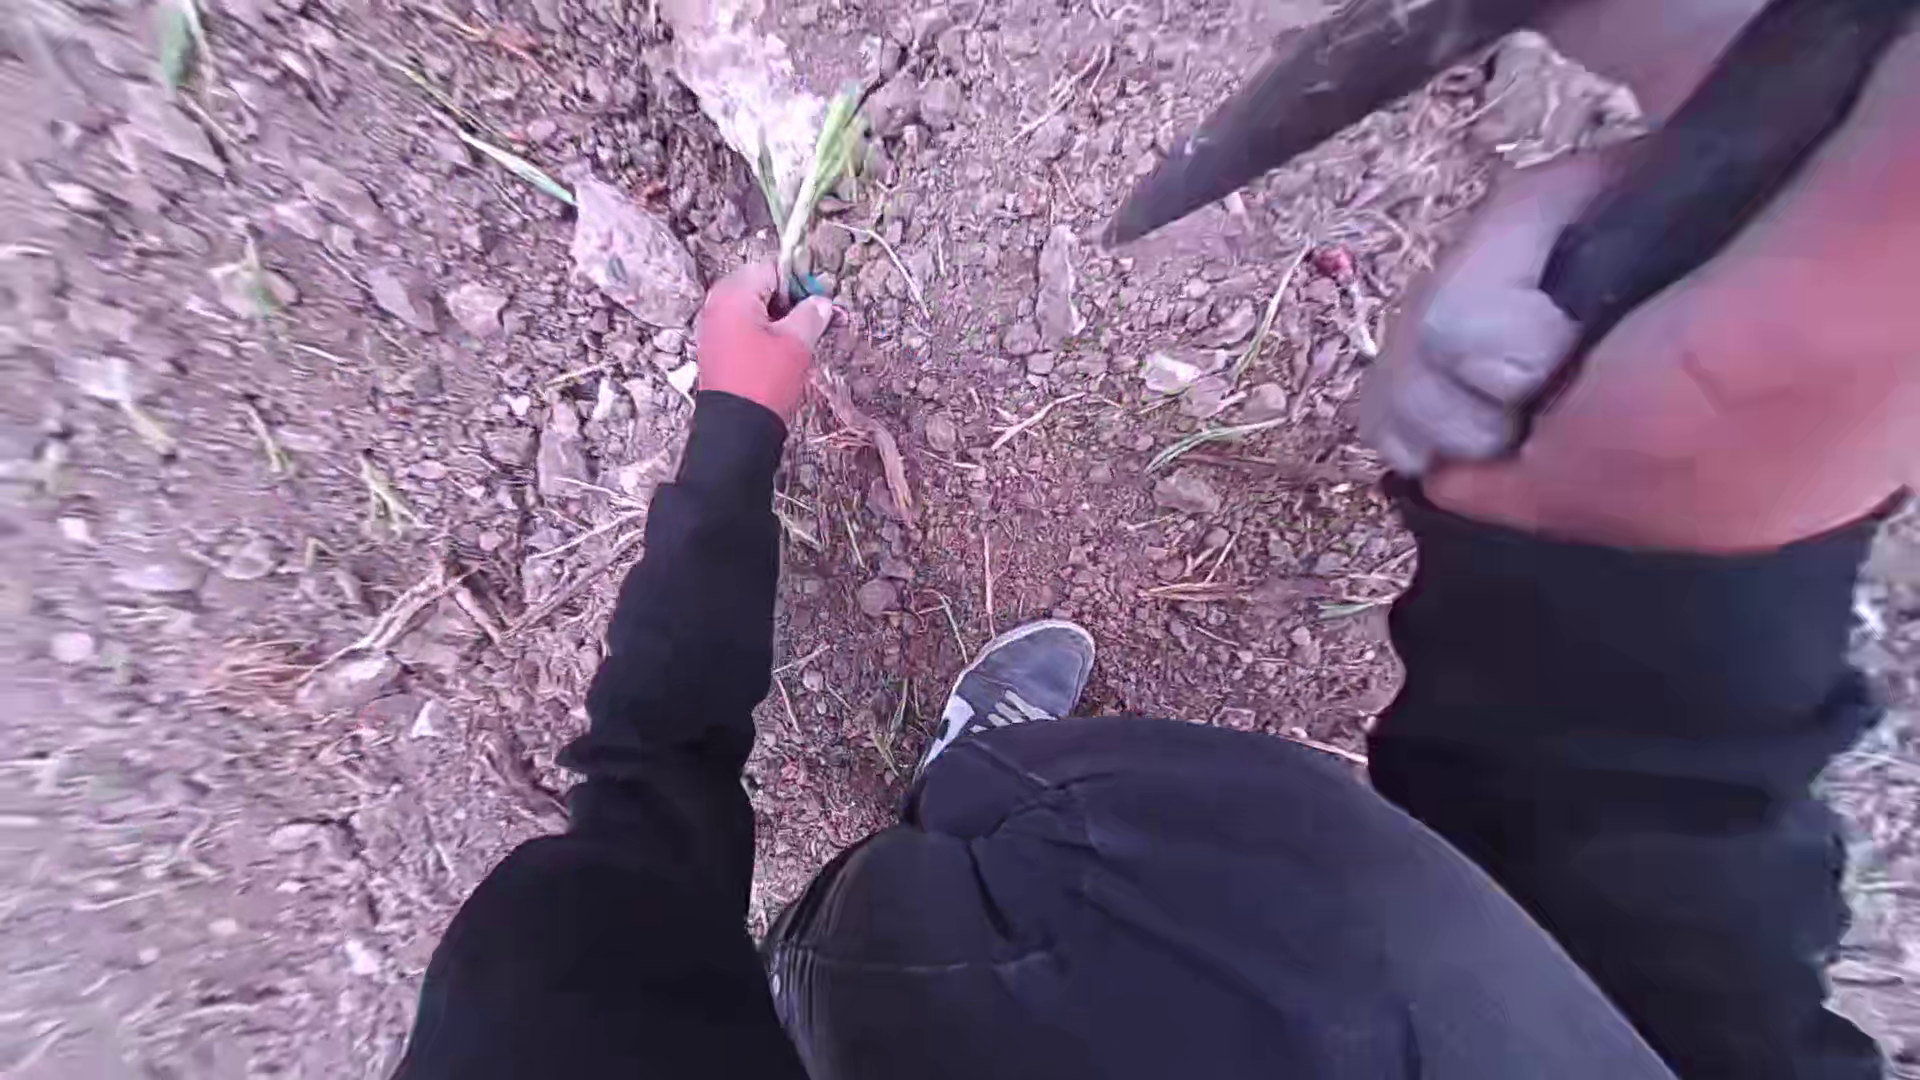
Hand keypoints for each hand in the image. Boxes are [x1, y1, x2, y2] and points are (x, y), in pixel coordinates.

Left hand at [694, 263, 835, 423]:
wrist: (738, 428)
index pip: (771, 269)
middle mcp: (718, 307)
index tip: (821, 299)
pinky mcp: (719, 353)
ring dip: (783, 322)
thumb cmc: (764, 381)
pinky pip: (747, 333)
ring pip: (756, 313)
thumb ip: (811, 315)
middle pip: (762, 290)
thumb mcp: (796, 343)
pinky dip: (768, 338)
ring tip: (805, 341)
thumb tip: (821, 303)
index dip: (800, 282)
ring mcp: (715, 331)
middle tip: (818, 321)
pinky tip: (786, 355)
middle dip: (792, 303)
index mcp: (733, 294)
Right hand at [1377, 25, 1919, 551]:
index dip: (1587, 30)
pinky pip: (1381, 369)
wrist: (1606, 553)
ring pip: (1418, 311)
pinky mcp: (1439, 365)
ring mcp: (1506, 304)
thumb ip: (1878, 148)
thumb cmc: (1738, 423)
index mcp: (1702, 177)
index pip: (1648, 46)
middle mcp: (1600, 230)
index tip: (1530, 29)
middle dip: (1481, 320)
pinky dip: (1404, 418)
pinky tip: (1454, 448)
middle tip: (1532, 379)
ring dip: (1439, 391)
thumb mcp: (1845, 275)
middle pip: (1489, 229)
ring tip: (1494, 436)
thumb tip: (1879, 26)